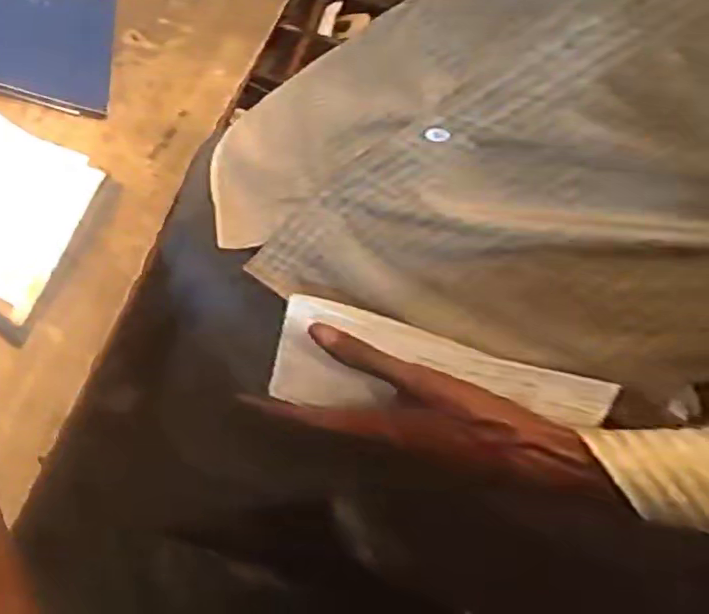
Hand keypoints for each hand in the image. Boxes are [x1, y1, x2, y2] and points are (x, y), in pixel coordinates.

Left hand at [253, 323, 617, 497]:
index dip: (275, 410)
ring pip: (348, 428)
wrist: (551, 462)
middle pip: (325, 427)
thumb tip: (316, 332)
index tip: (243, 401)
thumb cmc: (483, 420)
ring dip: (321, 410)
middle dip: (293, 411)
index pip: (311, 419)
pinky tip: (352, 395)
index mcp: (376, 430)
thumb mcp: (422, 381)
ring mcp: (404, 449)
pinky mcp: (424, 445)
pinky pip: (374, 427)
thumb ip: (368, 357)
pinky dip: (352, 410)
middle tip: (262, 392)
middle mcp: (383, 444)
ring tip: (295, 389)